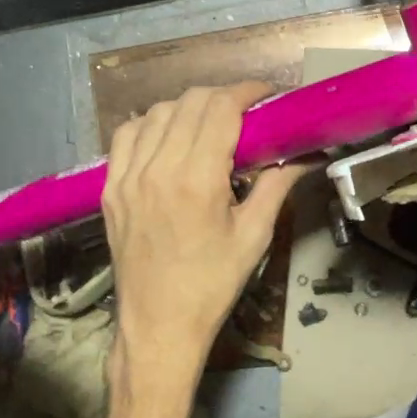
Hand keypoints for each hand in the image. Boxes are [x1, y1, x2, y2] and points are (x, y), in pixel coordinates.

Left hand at [101, 81, 311, 382]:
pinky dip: (149, 124)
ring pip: (157, 112)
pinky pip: (126, 135)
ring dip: (187, 107)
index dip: (246, 91)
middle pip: (190, 102)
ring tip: (208, 122)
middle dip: (222, 96)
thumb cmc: (212, 285)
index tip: (266, 94)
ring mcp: (128, 176)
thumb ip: (276, 185)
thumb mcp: (253, 236)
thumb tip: (306, 152)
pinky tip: (166, 135)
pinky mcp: (110, 188)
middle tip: (245, 111)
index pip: (221, 108)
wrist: (158, 325)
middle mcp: (159, 168)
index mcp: (198, 180)